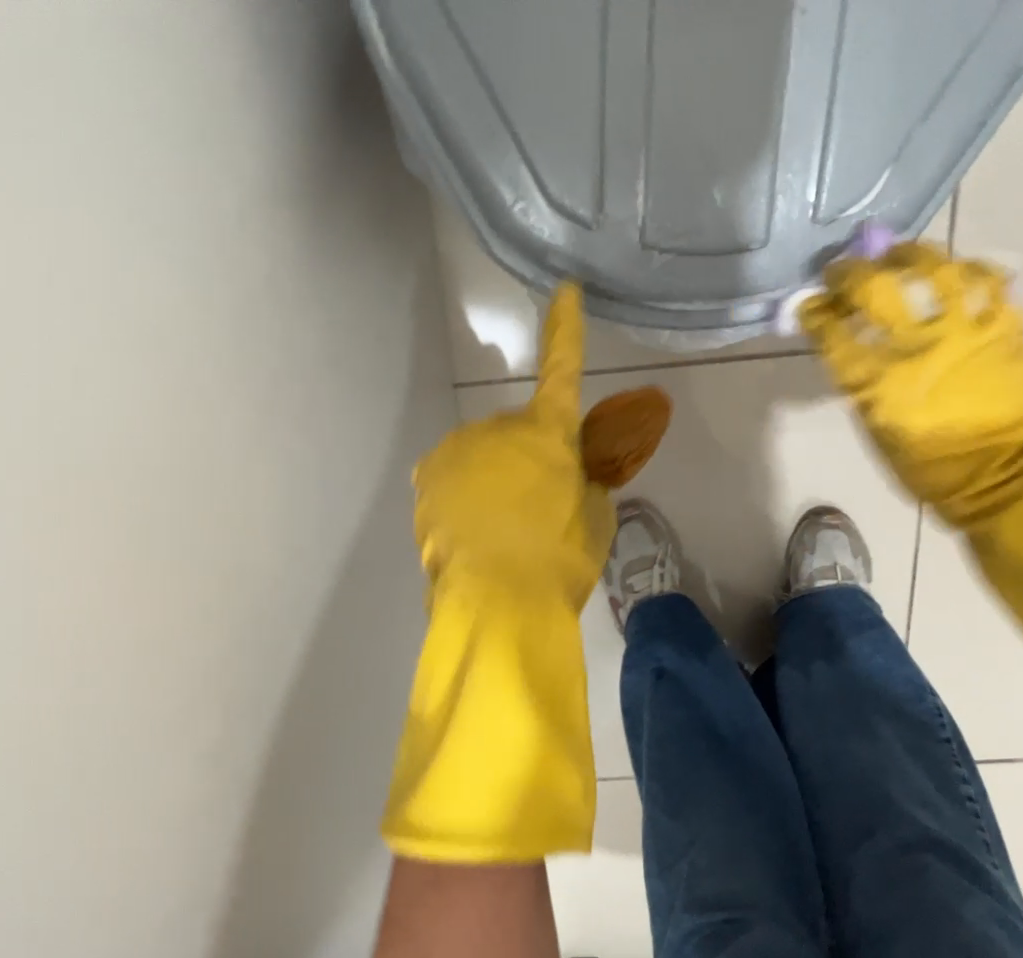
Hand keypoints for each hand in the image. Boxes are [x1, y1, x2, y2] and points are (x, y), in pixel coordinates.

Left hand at [412, 282, 613, 609]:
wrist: (498, 601)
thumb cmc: (560, 558)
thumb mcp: (595, 518)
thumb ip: (585, 483)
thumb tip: (569, 478)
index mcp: (548, 431)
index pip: (564, 370)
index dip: (566, 331)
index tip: (565, 290)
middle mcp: (496, 428)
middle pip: (515, 433)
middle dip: (525, 459)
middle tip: (537, 510)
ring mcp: (455, 452)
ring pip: (480, 458)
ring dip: (491, 482)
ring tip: (503, 535)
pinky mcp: (427, 481)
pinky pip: (451, 481)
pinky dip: (462, 501)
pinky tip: (473, 538)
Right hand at [799, 242, 1022, 711]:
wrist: (1001, 477)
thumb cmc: (928, 467)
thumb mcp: (876, 430)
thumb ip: (863, 385)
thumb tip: (852, 345)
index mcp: (877, 382)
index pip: (832, 331)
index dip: (815, 312)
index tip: (811, 305)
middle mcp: (916, 348)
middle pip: (874, 288)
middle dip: (850, 272)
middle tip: (843, 270)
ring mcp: (966, 332)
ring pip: (935, 268)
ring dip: (910, 254)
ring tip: (899, 254)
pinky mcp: (1006, 327)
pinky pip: (988, 281)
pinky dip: (968, 270)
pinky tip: (956, 272)